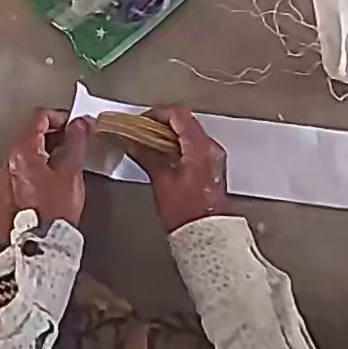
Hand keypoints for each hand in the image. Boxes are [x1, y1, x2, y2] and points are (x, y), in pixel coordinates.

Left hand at [6, 109, 92, 225]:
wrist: (38, 248)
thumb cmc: (54, 213)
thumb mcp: (72, 172)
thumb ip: (77, 143)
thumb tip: (80, 124)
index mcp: (23, 151)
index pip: (39, 118)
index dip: (60, 118)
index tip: (72, 127)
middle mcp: (4, 163)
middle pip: (25, 137)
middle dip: (48, 138)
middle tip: (67, 146)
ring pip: (8, 159)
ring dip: (24, 159)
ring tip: (42, 169)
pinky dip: (3, 181)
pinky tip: (16, 188)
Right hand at [114, 107, 226, 232]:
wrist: (206, 235)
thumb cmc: (186, 213)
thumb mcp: (161, 180)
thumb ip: (146, 155)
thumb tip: (133, 143)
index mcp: (200, 148)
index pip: (180, 115)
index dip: (158, 113)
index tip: (143, 120)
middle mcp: (211, 149)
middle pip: (186, 121)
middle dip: (163, 122)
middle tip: (144, 129)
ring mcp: (214, 157)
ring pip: (191, 132)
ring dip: (171, 133)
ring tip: (151, 142)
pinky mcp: (213, 166)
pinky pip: (196, 145)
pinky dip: (179, 144)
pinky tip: (165, 154)